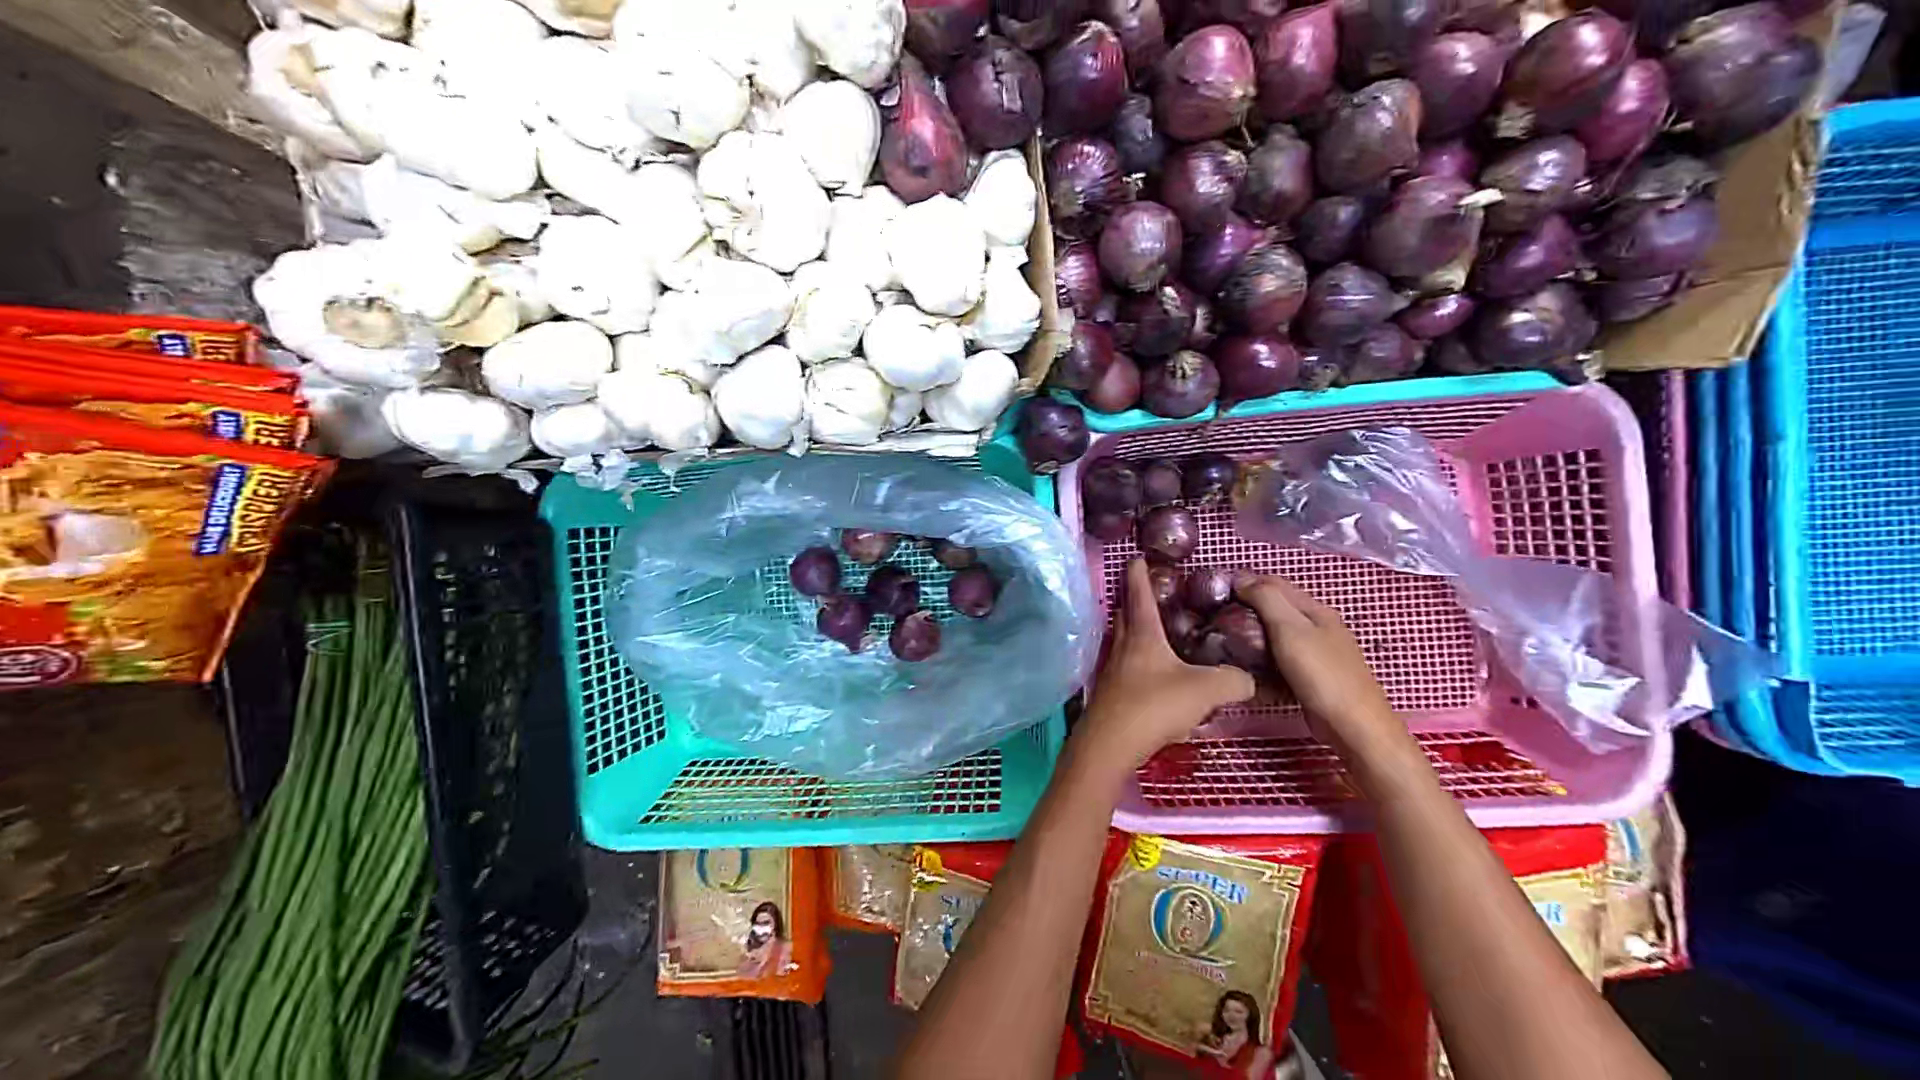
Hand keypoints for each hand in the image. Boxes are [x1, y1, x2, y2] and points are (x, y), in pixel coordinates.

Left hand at [1077, 560, 1255, 771]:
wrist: (1111, 743)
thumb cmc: (1155, 705)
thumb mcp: (1206, 690)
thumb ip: (1233, 680)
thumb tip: (1249, 679)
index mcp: (1142, 634)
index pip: (1139, 594)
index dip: (1139, 574)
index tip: (1136, 557)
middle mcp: (1123, 646)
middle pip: (1125, 614)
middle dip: (1133, 599)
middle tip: (1148, 591)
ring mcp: (1112, 671)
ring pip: (1123, 642)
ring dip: (1135, 632)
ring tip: (1154, 631)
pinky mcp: (1111, 694)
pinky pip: (1126, 668)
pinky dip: (1138, 663)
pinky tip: (1153, 676)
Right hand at [1233, 573, 1413, 766]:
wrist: (1353, 726)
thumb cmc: (1321, 674)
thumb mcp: (1290, 629)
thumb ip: (1266, 598)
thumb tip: (1240, 577)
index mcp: (1315, 609)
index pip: (1274, 582)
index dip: (1244, 582)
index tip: (1214, 593)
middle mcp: (1318, 625)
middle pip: (1277, 607)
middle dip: (1246, 607)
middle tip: (1214, 618)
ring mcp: (1317, 651)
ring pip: (1277, 632)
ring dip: (1252, 632)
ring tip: (1224, 639)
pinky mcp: (1312, 675)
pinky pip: (1281, 655)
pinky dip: (1263, 655)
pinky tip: (1247, 663)